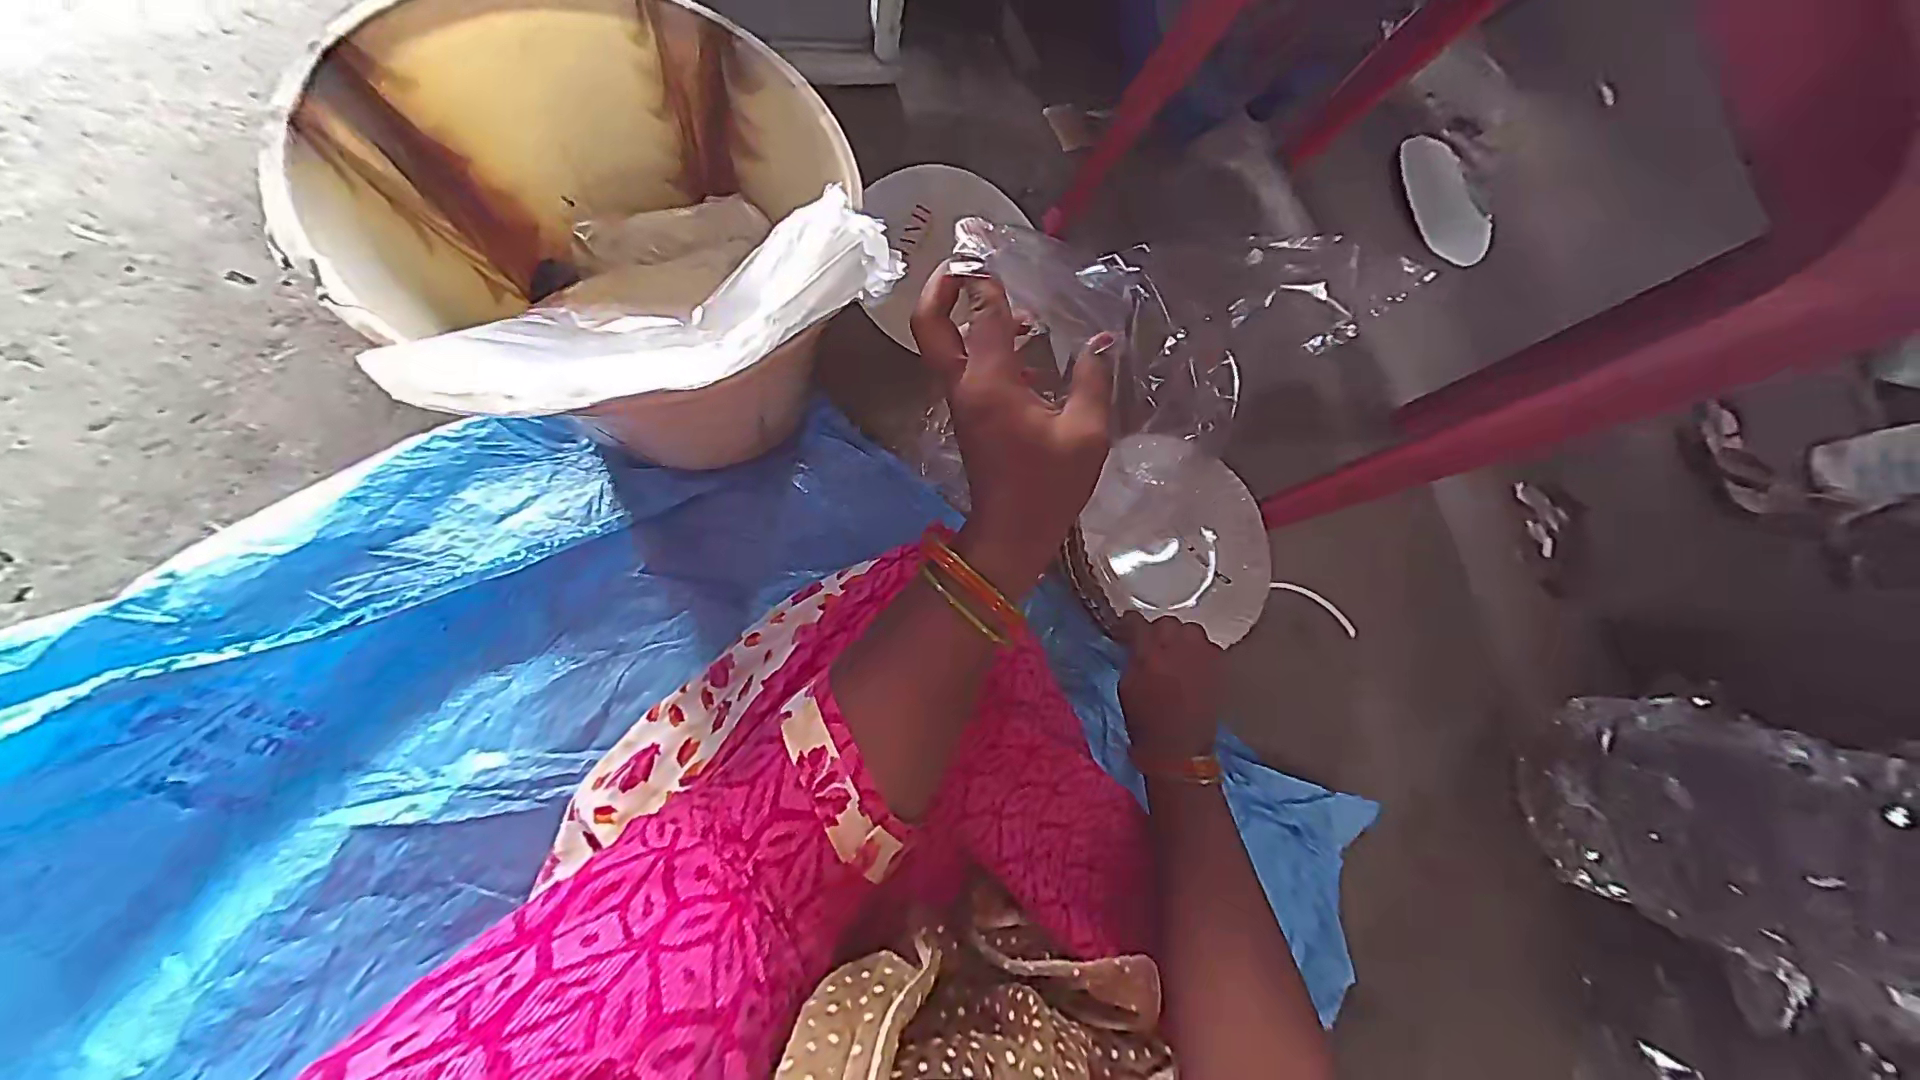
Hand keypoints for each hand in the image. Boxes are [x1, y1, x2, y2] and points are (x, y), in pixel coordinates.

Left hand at [912, 266, 1114, 594]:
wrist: (1012, 532)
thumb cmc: (1049, 486)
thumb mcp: (1086, 433)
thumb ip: (1091, 380)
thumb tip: (1100, 341)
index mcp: (992, 382)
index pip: (981, 314)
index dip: (987, 281)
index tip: (995, 255)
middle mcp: (966, 385)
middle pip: (929, 326)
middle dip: (939, 288)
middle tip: (963, 266)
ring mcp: (962, 401)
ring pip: (945, 346)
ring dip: (964, 318)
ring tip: (1015, 308)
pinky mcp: (969, 416)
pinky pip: (965, 368)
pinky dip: (983, 348)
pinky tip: (1028, 353)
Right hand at [1118, 613, 1226, 758]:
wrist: (1178, 749)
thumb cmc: (1145, 721)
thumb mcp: (1126, 686)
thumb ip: (1132, 658)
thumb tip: (1135, 644)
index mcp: (1148, 654)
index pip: (1136, 622)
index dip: (1128, 625)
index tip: (1126, 631)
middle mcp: (1177, 648)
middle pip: (1166, 622)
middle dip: (1157, 632)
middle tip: (1152, 646)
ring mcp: (1201, 656)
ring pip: (1190, 630)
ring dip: (1180, 638)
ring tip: (1175, 653)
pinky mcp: (1218, 666)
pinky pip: (1207, 646)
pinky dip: (1198, 652)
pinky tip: (1192, 666)